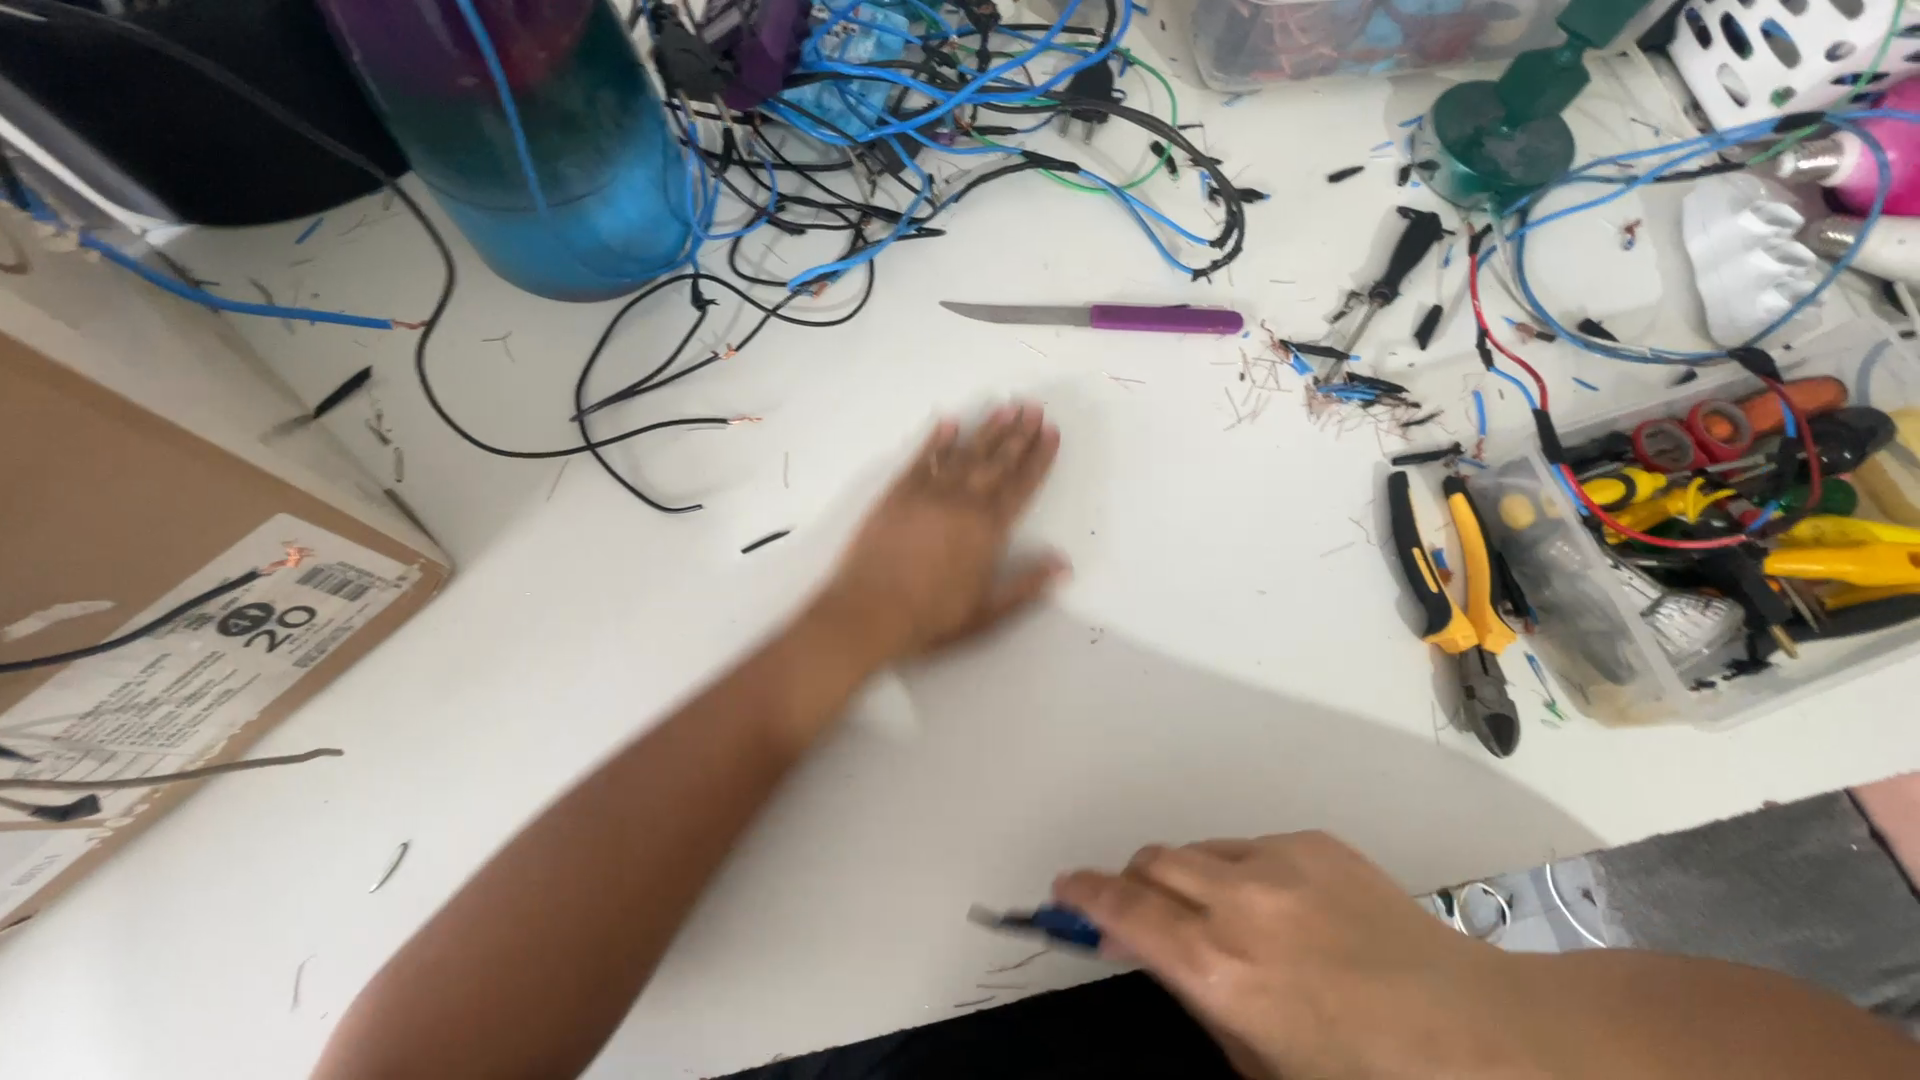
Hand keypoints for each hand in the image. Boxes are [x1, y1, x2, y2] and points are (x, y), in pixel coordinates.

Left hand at [812, 401, 1064, 667]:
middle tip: (1032, 406)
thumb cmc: (930, 619)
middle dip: (1018, 433)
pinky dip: (936, 439)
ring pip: (963, 453)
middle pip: (996, 461)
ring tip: (1004, 407)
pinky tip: (949, 423)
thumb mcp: (987, 613)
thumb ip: (1026, 585)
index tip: (1051, 432)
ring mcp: (927, 494)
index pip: (1022, 485)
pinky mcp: (897, 494)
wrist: (867, 613)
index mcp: (988, 529)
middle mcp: (962, 502)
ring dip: (986, 429)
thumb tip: (1063, 565)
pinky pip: (921, 458)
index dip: (1039, 458)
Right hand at [1054, 832, 1527, 1079]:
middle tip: (1144, 912)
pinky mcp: (1314, 842)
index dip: (1083, 894)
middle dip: (1133, 883)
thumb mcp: (1256, 1057)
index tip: (1065, 890)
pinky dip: (1242, 872)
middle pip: (1149, 862)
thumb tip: (1146, 947)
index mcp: (1214, 968)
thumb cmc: (1357, 1070)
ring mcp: (1277, 863)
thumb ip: (1192, 995)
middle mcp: (1235, 903)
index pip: (1122, 908)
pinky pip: (1251, 847)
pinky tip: (1286, 910)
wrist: (1468, 1032)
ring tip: (1225, 916)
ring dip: (1187, 877)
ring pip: (1197, 849)